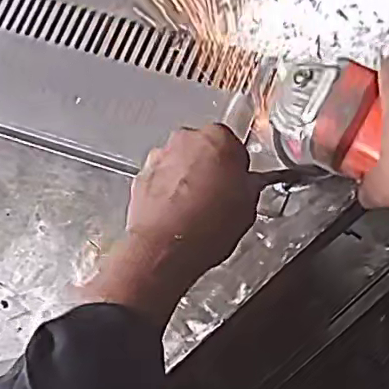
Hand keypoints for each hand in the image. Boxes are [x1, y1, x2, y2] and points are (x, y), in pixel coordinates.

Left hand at [125, 124, 267, 273]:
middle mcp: (186, 140)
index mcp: (219, 139)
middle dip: (209, 172)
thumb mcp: (246, 208)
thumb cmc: (204, 228)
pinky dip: (166, 194)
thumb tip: (247, 187)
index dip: (236, 170)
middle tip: (218, 201)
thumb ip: (247, 187)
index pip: (234, 147)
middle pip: (203, 151)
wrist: (165, 249)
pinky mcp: (142, 177)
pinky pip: (160, 181)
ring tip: (195, 213)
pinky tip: (177, 217)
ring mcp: (161, 157)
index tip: (237, 186)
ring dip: (186, 182)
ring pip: (179, 165)